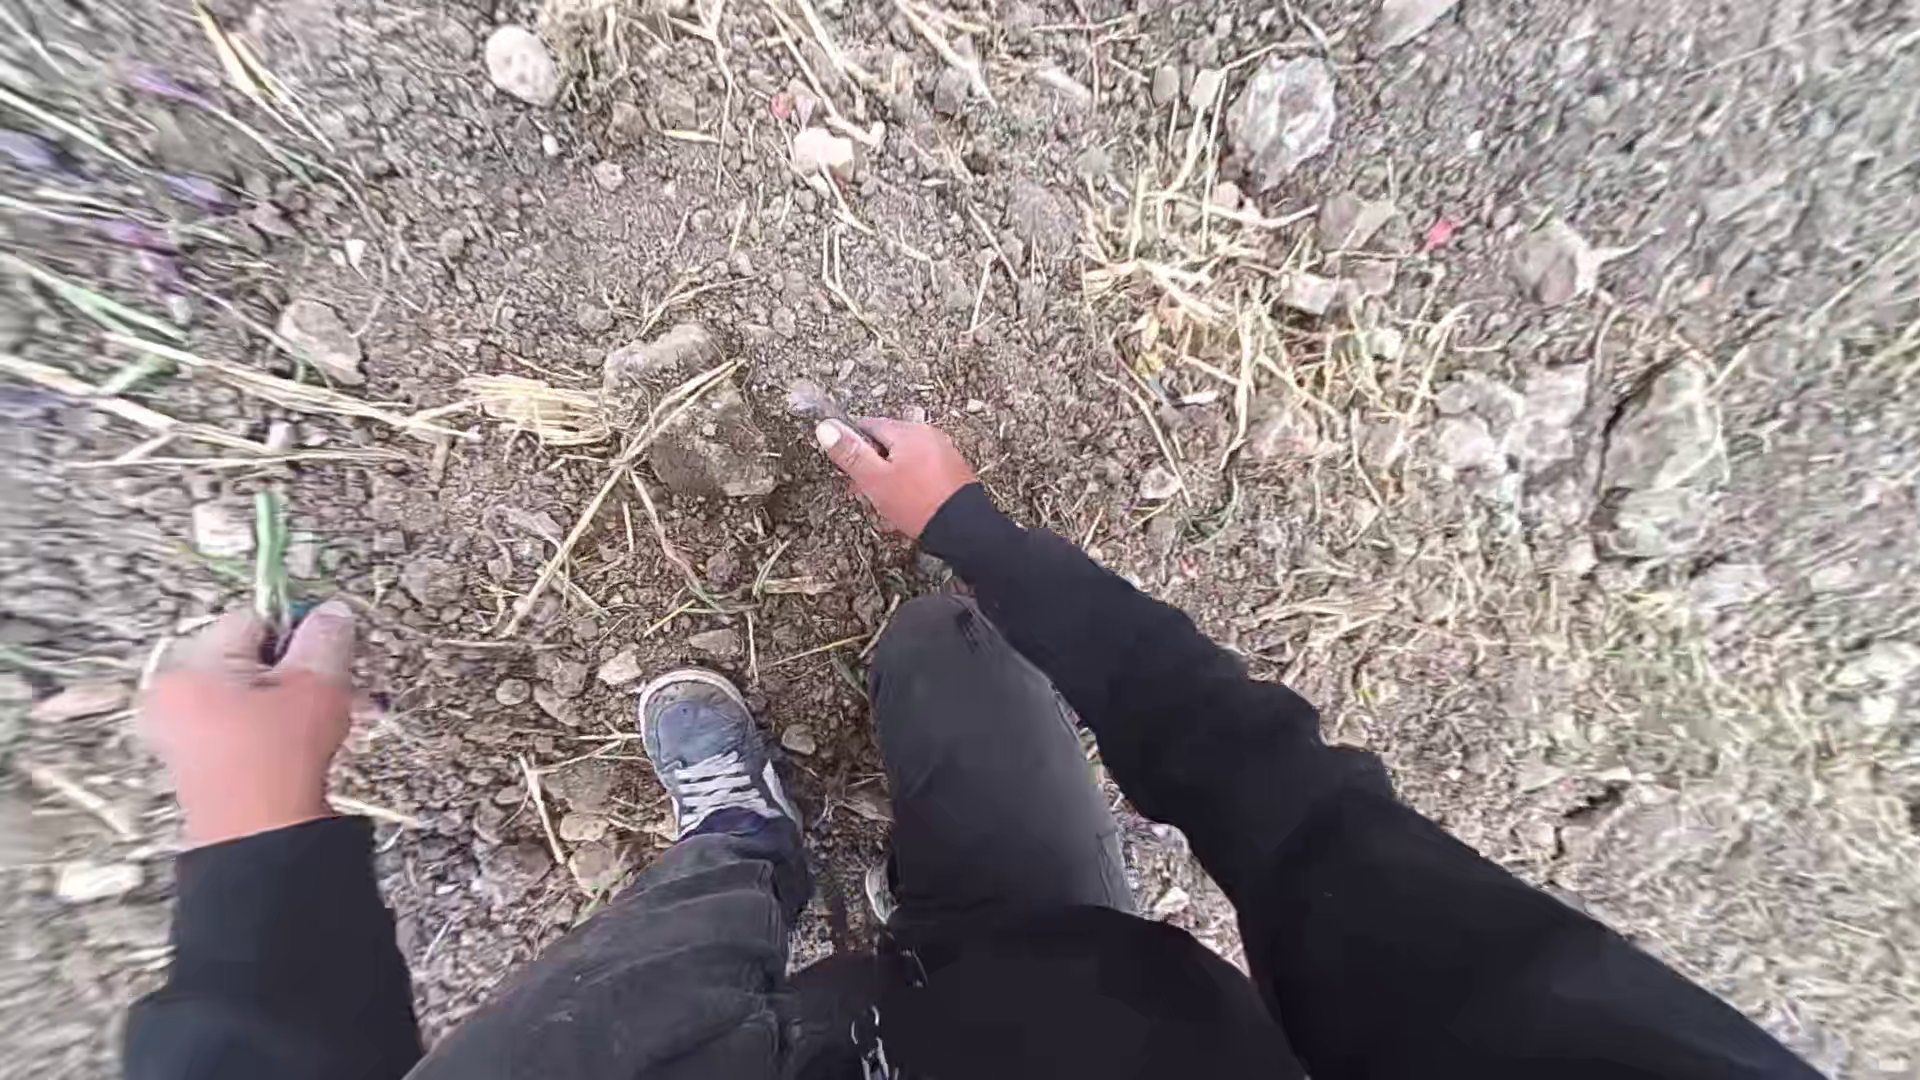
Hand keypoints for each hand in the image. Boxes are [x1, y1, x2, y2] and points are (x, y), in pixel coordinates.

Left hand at [139, 601, 356, 846]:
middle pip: (251, 654)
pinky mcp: (193, 747)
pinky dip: (279, 710)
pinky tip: (311, 726)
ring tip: (335, 706)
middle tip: (339, 680)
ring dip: (298, 688)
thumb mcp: (318, 680)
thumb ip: (325, 636)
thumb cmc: (284, 746)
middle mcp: (171, 691)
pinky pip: (241, 710)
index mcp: (192, 668)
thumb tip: (332, 608)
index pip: (253, 620)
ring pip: (251, 684)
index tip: (333, 647)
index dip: (300, 628)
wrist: (260, 820)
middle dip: (303, 664)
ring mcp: (176, 722)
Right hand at [816, 417, 976, 537]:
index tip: (845, 467)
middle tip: (862, 492)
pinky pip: (922, 475)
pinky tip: (905, 509)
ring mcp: (943, 454)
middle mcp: (929, 436)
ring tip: (884, 506)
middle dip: (872, 468)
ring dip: (889, 481)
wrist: (964, 530)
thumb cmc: (919, 504)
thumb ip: (851, 453)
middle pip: (888, 445)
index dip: (852, 447)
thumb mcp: (876, 479)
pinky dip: (909, 488)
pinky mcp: (953, 473)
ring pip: (905, 462)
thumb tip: (826, 427)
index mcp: (909, 432)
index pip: (868, 426)